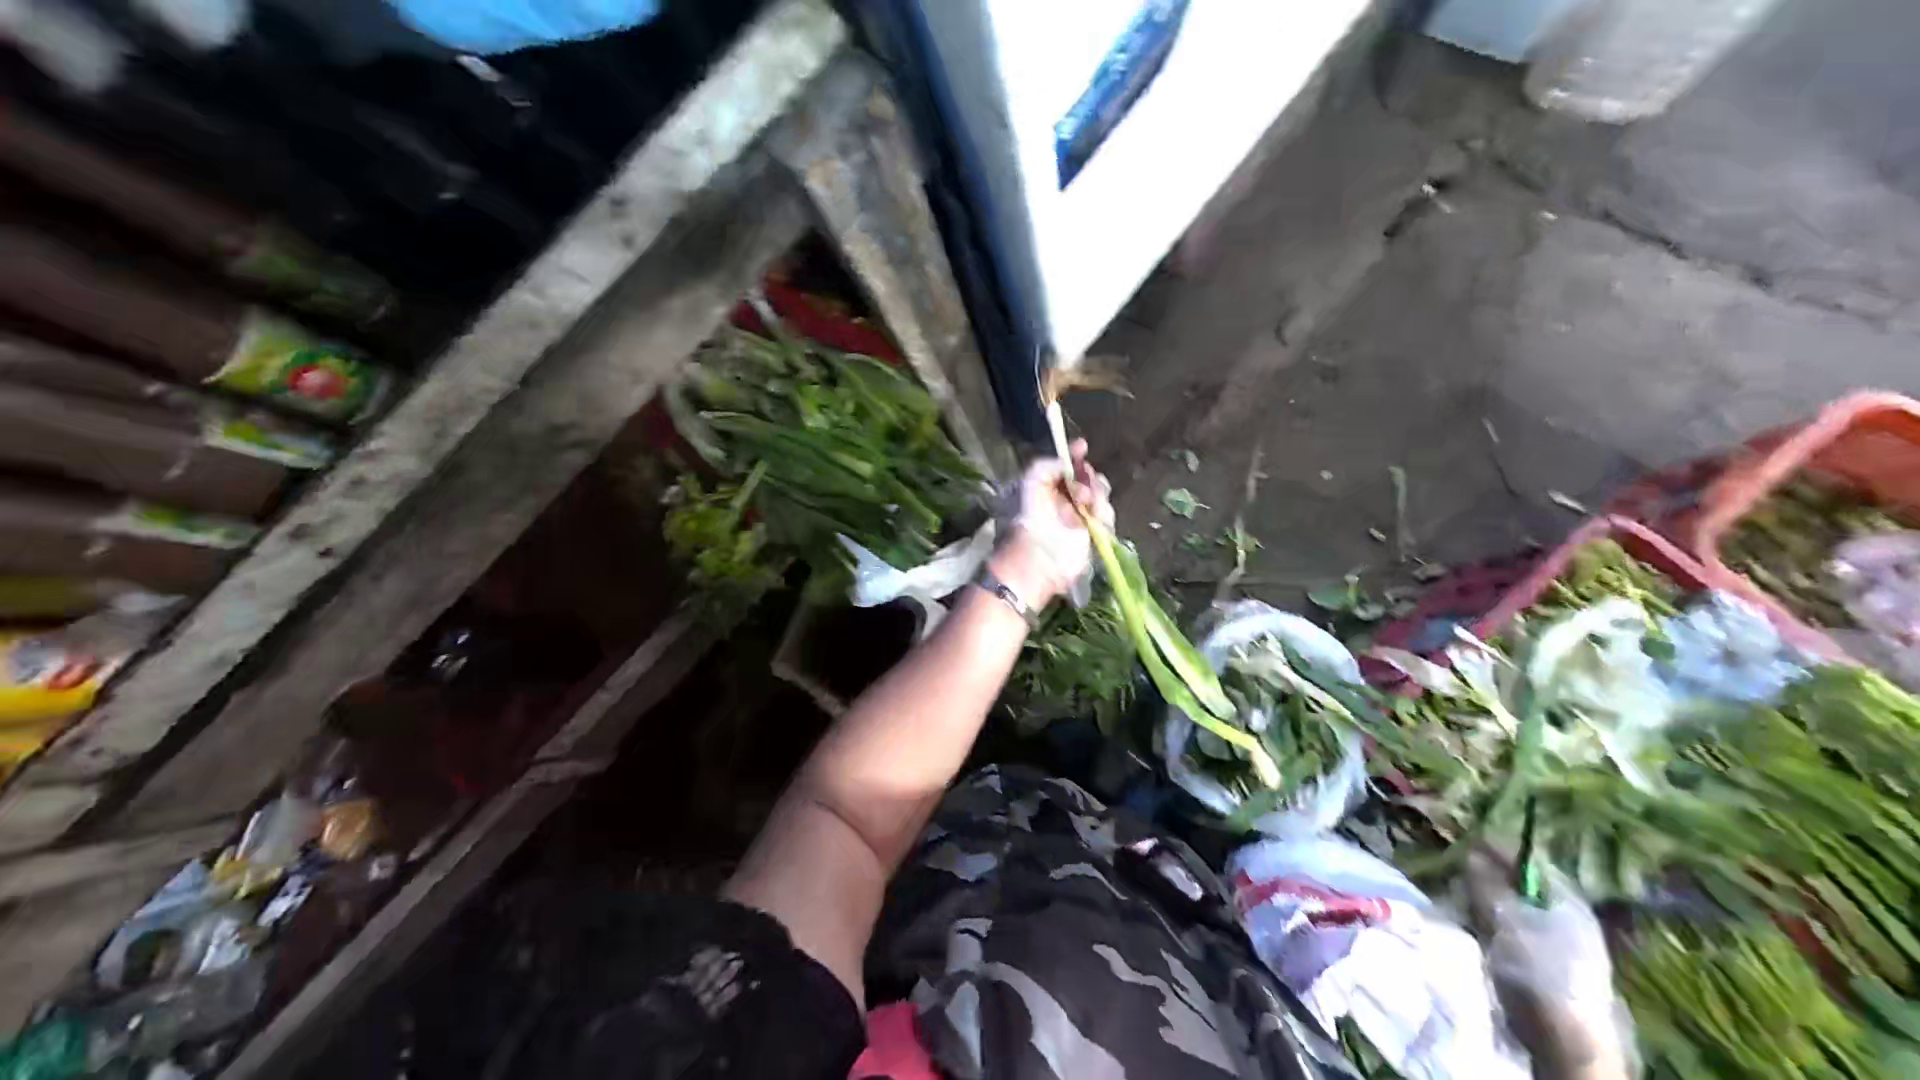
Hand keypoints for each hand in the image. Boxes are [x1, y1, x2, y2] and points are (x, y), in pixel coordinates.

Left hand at [989, 439, 1111, 607]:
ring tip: (1084, 502)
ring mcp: (1078, 519)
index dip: (1074, 456)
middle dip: (1087, 476)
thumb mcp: (1030, 481)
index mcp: (1044, 489)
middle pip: (1086, 479)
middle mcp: (1061, 502)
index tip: (1082, 447)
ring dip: (1096, 494)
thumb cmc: (1028, 518)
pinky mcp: (1092, 536)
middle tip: (1081, 484)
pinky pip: (1106, 516)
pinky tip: (1093, 517)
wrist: (1038, 558)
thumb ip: (1047, 464)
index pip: (1063, 467)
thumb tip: (1067, 464)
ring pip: (1100, 495)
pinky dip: (1102, 513)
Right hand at [1467, 852, 1632, 1079]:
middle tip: (1456, 877)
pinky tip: (1476, 932)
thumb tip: (1471, 848)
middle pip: (1520, 884)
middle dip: (1486, 878)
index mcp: (1567, 900)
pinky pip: (1514, 930)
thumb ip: (1486, 882)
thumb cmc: (1538, 971)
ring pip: (1514, 907)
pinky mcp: (1549, 964)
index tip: (1463, 846)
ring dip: (1485, 902)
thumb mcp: (1504, 919)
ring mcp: (1561, 942)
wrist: (1566, 1042)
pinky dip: (1493, 925)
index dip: (1497, 850)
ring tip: (1459, 905)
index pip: (1529, 860)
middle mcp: (1568, 915)